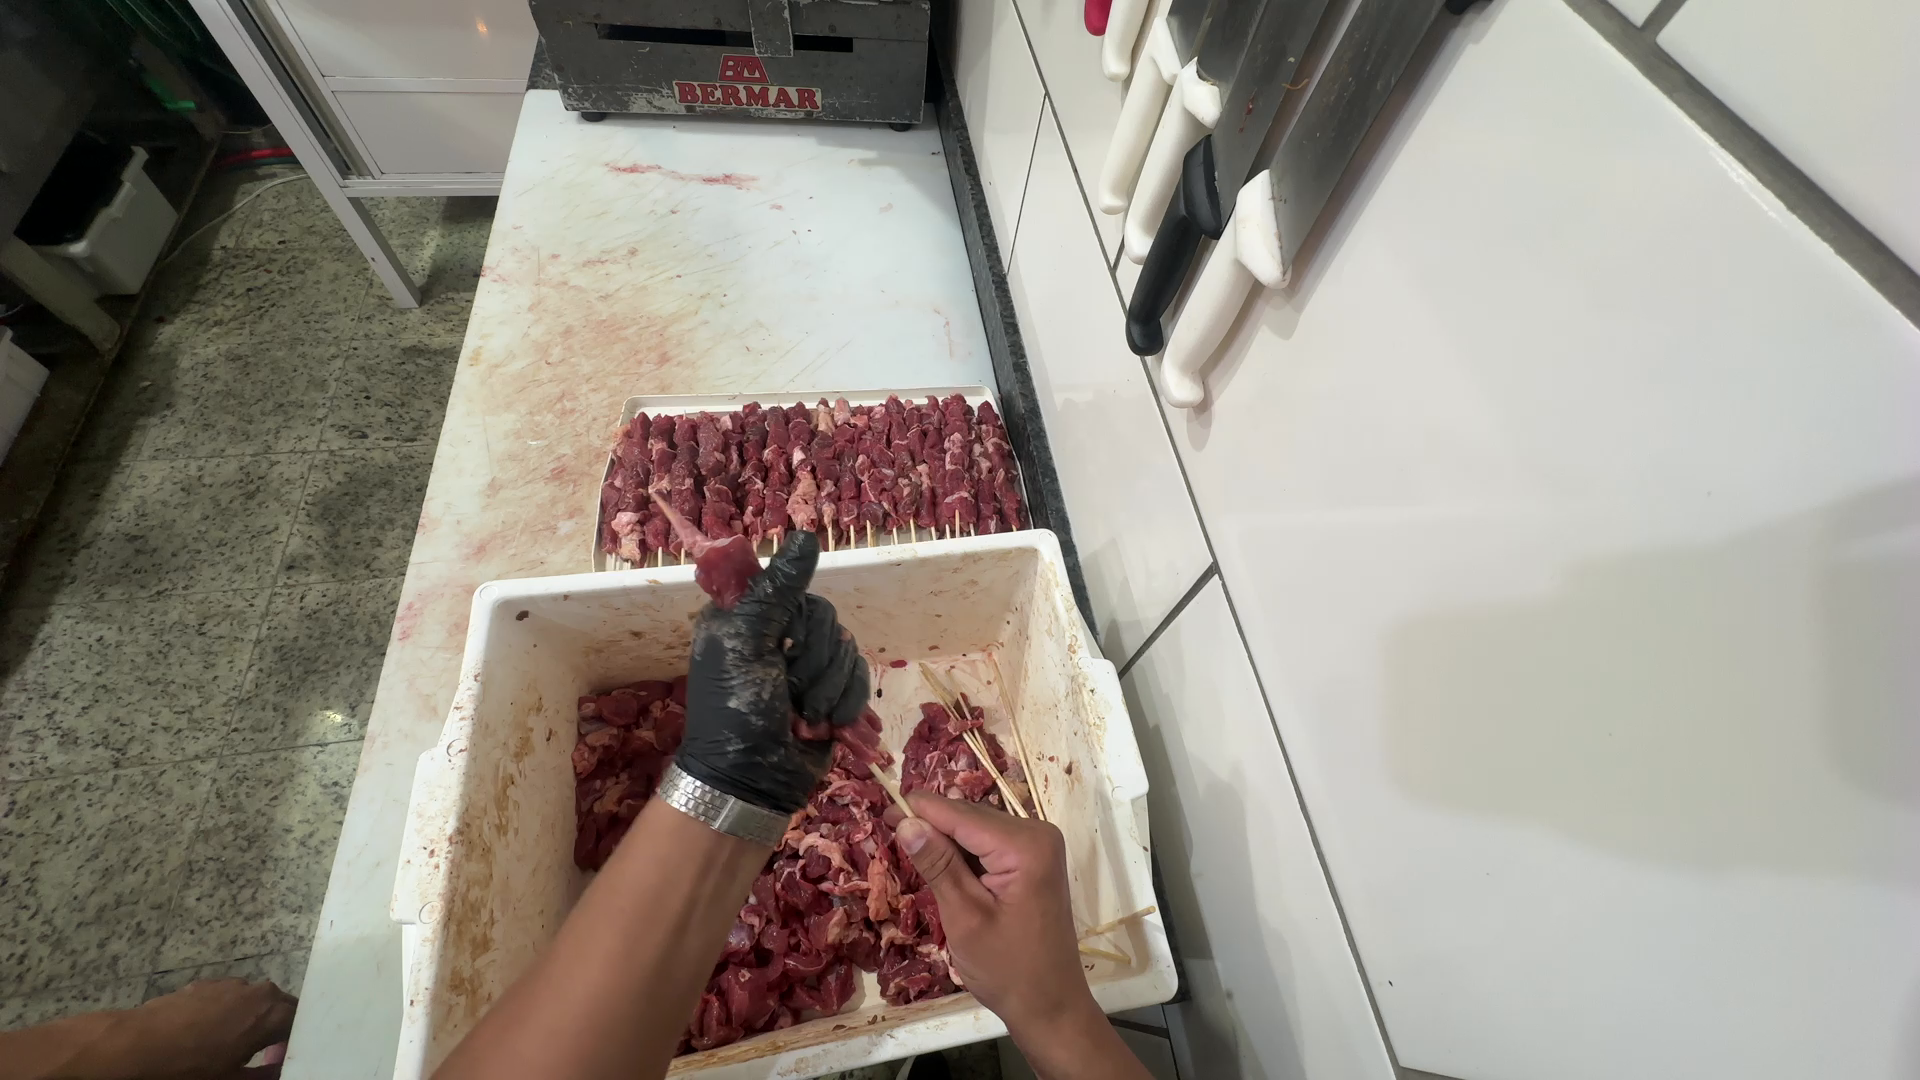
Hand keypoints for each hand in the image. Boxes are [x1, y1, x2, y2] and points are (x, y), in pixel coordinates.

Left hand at [108, 977, 296, 1078]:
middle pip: (279, 1008)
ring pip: (252, 1001)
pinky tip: (195, 1033)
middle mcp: (262, 991)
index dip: (291, 1042)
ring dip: (246, 1019)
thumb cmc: (184, 1069)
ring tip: (219, 1043)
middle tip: (253, 1053)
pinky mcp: (206, 984)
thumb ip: (264, 1075)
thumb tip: (280, 1071)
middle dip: (272, 1028)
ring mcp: (233, 984)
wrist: (126, 1049)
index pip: (301, 1024)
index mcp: (274, 1013)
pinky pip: (225, 998)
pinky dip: (221, 1013)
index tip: (277, 1059)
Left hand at [679, 530, 869, 813]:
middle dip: (816, 660)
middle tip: (790, 686)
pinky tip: (829, 727)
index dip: (800, 619)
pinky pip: (860, 680)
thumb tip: (806, 536)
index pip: (798, 591)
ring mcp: (809, 668)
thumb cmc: (736, 710)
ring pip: (849, 651)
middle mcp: (782, 637)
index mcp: (751, 618)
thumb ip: (777, 590)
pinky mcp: (833, 694)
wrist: (751, 780)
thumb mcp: (747, 642)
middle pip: (830, 620)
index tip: (784, 642)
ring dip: (831, 689)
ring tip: (805, 716)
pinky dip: (846, 706)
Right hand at [892, 794, 1094, 1031]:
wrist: (1052, 1007)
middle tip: (890, 826)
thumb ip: (938, 865)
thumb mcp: (965, 917)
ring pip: (978, 828)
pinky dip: (963, 851)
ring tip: (908, 842)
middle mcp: (1037, 833)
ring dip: (946, 837)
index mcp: (1026, 845)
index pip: (964, 816)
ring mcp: (1038, 845)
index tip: (886, 805)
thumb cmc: (1008, 970)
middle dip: (932, 823)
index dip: (923, 809)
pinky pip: (990, 843)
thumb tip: (907, 822)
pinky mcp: (1033, 859)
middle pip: (972, 818)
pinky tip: (939, 861)